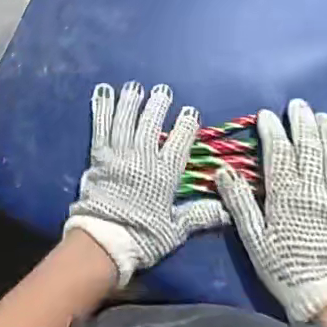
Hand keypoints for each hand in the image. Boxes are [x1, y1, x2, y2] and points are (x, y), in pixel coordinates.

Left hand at [66, 82, 228, 286]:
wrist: (106, 239)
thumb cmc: (143, 237)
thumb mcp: (176, 229)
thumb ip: (200, 215)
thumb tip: (228, 211)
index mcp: (165, 175)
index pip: (180, 143)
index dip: (186, 125)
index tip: (190, 111)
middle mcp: (143, 158)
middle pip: (151, 125)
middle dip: (157, 105)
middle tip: (162, 90)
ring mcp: (118, 155)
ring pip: (126, 121)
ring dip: (131, 101)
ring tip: (135, 87)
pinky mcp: (98, 156)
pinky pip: (100, 126)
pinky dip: (101, 107)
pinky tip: (103, 91)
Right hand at [215, 100, 326, 321]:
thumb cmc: (285, 268)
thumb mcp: (253, 238)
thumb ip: (240, 202)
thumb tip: (223, 171)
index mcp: (286, 196)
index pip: (278, 154)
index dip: (272, 131)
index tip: (266, 114)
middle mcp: (315, 191)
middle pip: (309, 149)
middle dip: (303, 124)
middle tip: (299, 105)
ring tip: (323, 116)